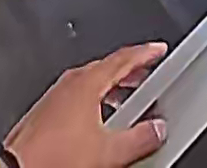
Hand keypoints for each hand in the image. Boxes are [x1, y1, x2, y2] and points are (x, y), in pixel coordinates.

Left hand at [2, 42, 167, 167]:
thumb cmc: (54, 156)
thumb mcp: (107, 151)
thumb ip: (138, 138)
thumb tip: (157, 130)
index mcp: (88, 80)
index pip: (124, 57)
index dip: (145, 52)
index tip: (158, 49)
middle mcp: (72, 80)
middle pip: (108, 66)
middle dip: (132, 69)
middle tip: (149, 72)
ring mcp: (58, 93)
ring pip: (93, 79)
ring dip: (114, 85)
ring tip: (129, 97)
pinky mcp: (48, 107)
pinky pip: (79, 92)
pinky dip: (97, 97)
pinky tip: (100, 117)